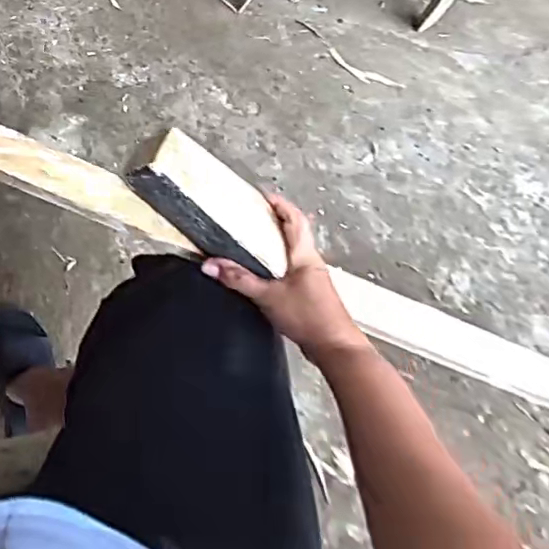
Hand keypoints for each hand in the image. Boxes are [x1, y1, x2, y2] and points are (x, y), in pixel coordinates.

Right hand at [202, 194, 370, 363]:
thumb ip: (238, 279)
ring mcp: (312, 279)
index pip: (295, 219)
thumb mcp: (267, 296)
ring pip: (291, 251)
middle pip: (294, 232)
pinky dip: (275, 261)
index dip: (280, 204)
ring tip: (250, 238)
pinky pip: (290, 268)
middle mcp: (311, 263)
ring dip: (274, 241)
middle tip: (250, 213)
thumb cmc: (311, 319)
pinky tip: (260, 270)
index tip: (261, 195)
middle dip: (273, 220)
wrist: (339, 352)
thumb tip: (210, 265)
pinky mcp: (309, 294)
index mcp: (304, 256)